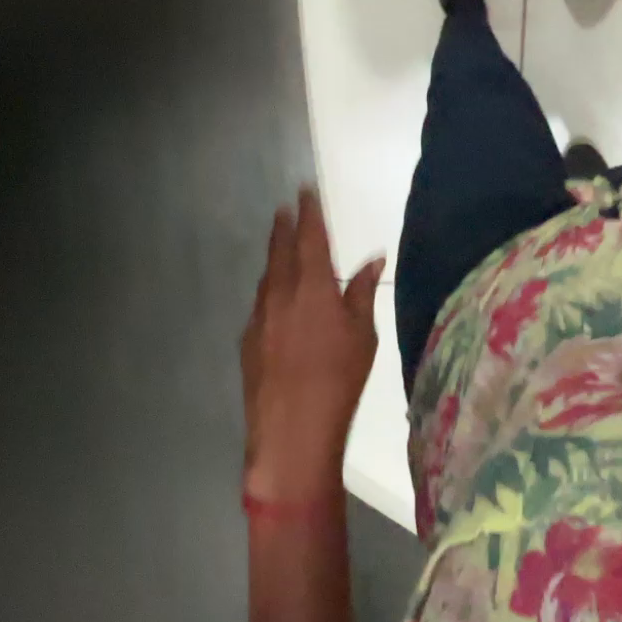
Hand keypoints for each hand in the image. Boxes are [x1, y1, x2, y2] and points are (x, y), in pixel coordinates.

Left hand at [241, 188, 382, 505]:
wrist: (291, 430)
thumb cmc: (338, 379)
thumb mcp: (363, 335)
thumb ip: (362, 292)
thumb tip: (373, 259)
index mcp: (313, 288)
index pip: (310, 238)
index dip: (309, 213)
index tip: (304, 191)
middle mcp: (281, 294)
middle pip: (280, 250)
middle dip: (283, 226)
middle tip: (284, 207)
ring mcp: (259, 318)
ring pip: (267, 276)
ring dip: (274, 256)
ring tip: (280, 245)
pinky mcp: (248, 341)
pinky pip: (261, 303)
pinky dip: (270, 290)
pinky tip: (277, 299)